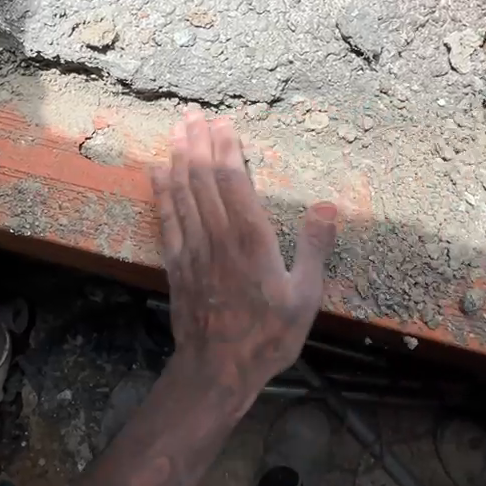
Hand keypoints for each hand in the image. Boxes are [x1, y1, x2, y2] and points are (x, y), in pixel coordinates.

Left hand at [150, 111, 336, 411]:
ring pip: (182, 191)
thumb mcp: (305, 297)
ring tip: (177, 129)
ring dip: (179, 157)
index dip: (227, 148)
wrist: (217, 371)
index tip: (223, 122)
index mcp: (251, 240)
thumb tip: (328, 206)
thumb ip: (315, 248)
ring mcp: (192, 247)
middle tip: (193, 114)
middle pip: (203, 178)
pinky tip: (157, 171)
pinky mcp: (176, 262)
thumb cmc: (268, 336)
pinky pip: (166, 217)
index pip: (234, 181)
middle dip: (199, 142)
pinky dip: (161, 190)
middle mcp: (218, 235)